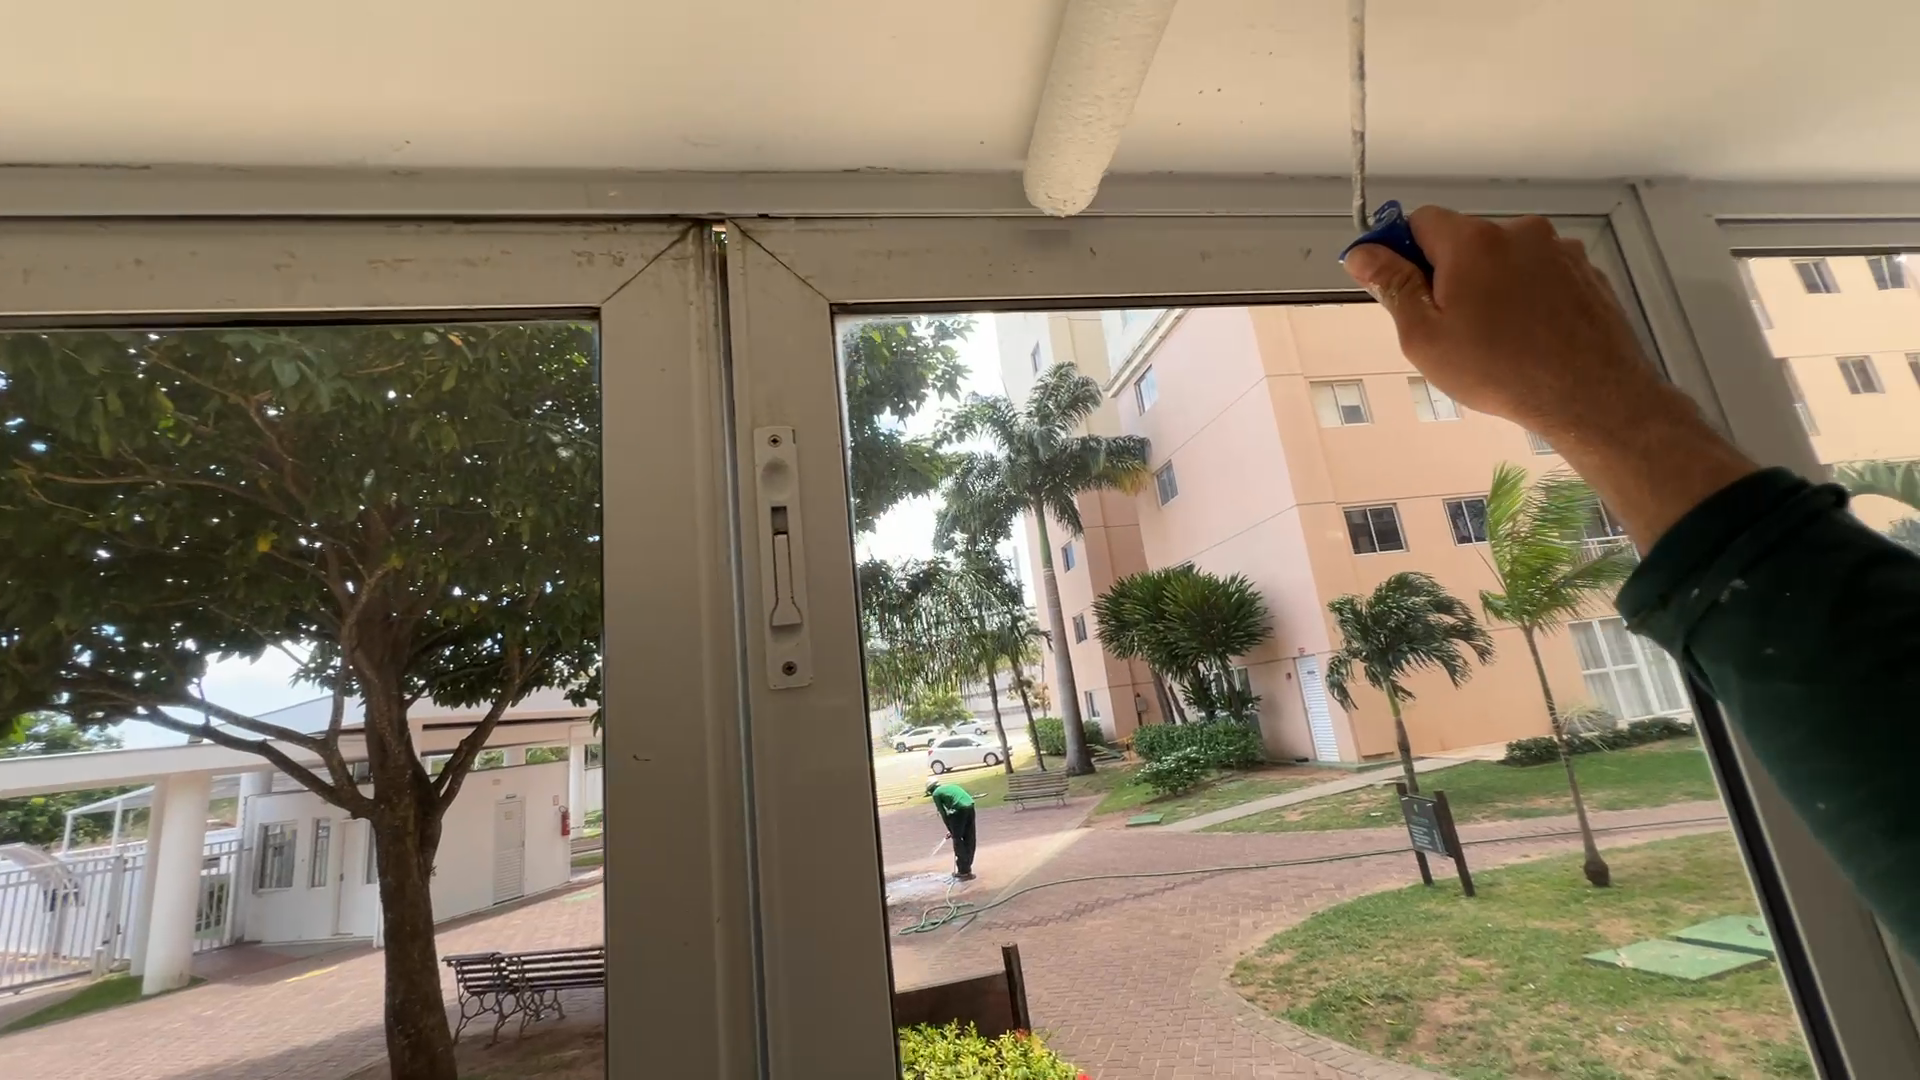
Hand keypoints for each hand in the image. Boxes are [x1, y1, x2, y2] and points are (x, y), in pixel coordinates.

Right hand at [1342, 206, 1756, 548]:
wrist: (1586, 393)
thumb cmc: (1493, 368)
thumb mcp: (1423, 334)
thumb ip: (1393, 286)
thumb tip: (1362, 253)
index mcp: (1473, 242)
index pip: (1419, 220)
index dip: (1397, 250)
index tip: (1392, 286)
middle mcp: (1519, 232)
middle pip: (1461, 240)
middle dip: (1442, 273)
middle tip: (1439, 326)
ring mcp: (1557, 250)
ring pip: (1498, 258)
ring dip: (1482, 285)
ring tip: (1485, 336)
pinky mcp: (1583, 272)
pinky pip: (1533, 273)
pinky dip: (1517, 295)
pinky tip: (1519, 335)